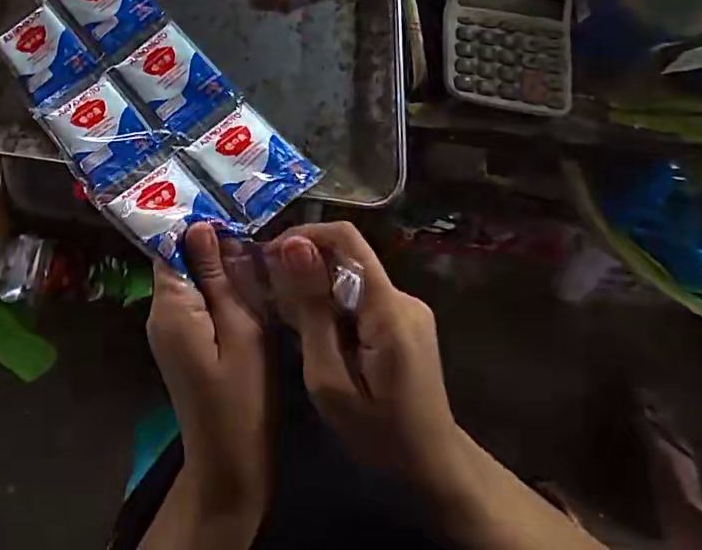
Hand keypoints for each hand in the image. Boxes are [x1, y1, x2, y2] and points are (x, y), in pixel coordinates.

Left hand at [147, 223, 269, 513]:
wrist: (231, 468)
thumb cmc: (243, 400)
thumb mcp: (242, 331)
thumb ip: (222, 278)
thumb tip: (202, 227)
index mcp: (169, 307)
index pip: (170, 247)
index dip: (196, 225)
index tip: (228, 203)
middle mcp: (160, 313)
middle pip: (180, 260)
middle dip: (212, 244)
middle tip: (253, 224)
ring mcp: (170, 329)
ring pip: (192, 279)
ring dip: (219, 266)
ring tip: (256, 248)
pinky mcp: (184, 341)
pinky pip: (198, 300)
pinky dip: (219, 289)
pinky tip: (249, 284)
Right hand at [270, 222, 464, 488]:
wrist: (432, 467)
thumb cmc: (378, 434)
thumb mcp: (329, 380)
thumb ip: (312, 311)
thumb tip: (294, 247)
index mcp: (389, 309)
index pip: (347, 239)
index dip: (304, 235)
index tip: (269, 256)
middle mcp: (403, 297)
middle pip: (347, 257)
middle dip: (305, 267)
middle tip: (271, 294)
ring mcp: (407, 307)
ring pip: (351, 276)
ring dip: (317, 288)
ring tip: (289, 319)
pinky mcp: (405, 319)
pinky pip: (362, 295)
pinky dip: (333, 304)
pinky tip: (317, 332)